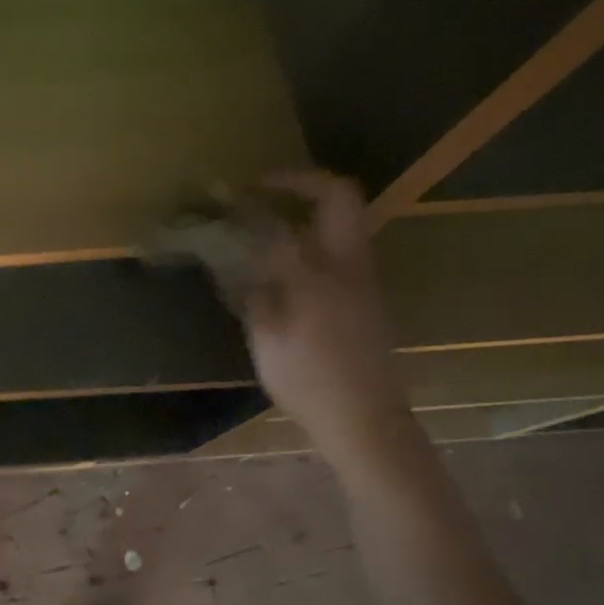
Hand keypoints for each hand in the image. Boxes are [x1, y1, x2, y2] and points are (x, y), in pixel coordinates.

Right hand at [242, 171, 414, 453]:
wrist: (364, 420)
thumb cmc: (309, 379)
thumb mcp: (268, 334)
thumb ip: (254, 289)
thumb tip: (237, 258)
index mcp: (321, 270)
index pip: (288, 216)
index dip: (264, 195)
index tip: (239, 192)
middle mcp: (349, 264)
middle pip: (341, 199)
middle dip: (304, 184)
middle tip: (267, 193)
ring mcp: (363, 281)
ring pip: (344, 224)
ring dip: (309, 212)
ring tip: (269, 226)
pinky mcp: (366, 300)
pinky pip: (341, 252)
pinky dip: (314, 242)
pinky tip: (285, 268)